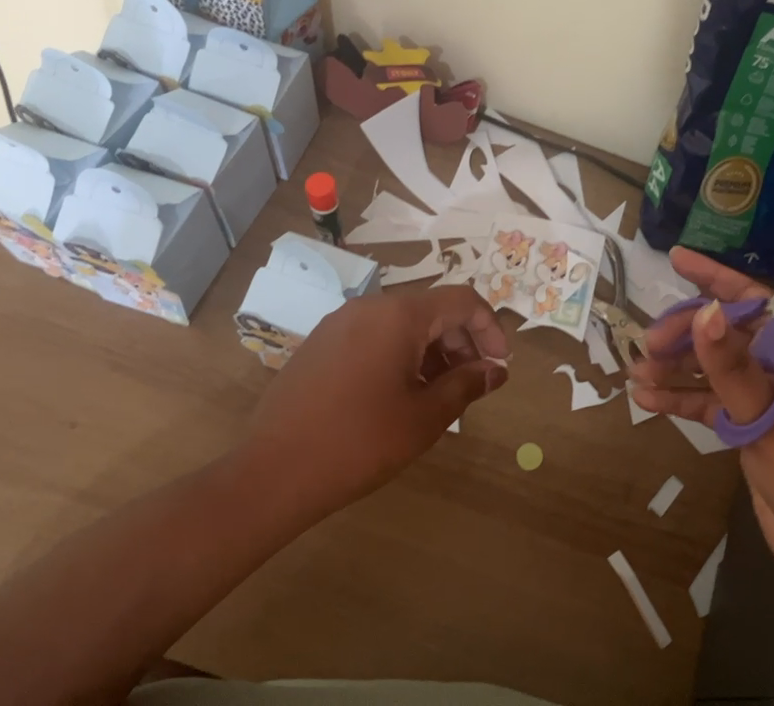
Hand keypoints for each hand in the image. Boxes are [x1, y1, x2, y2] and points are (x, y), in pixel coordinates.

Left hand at [239, 286, 509, 520]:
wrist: (273, 473)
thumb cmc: (360, 442)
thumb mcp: (426, 417)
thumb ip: (466, 385)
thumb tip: (495, 369)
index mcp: (398, 316)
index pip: (462, 301)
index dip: (490, 328)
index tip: (499, 365)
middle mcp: (368, 308)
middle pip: (431, 310)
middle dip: (460, 342)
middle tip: (471, 385)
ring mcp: (337, 325)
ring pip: (401, 325)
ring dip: (431, 351)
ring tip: (437, 395)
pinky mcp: (318, 346)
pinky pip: (372, 337)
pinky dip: (398, 356)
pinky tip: (397, 397)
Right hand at [629, 248, 773, 574]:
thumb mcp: (767, 418)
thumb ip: (731, 366)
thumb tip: (702, 311)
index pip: (752, 299)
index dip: (714, 277)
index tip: (676, 259)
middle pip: (724, 333)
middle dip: (684, 332)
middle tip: (646, 344)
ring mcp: (763, 400)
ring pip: (712, 369)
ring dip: (676, 368)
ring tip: (636, 373)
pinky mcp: (749, 429)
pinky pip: (710, 403)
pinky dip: (682, 400)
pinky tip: (647, 402)